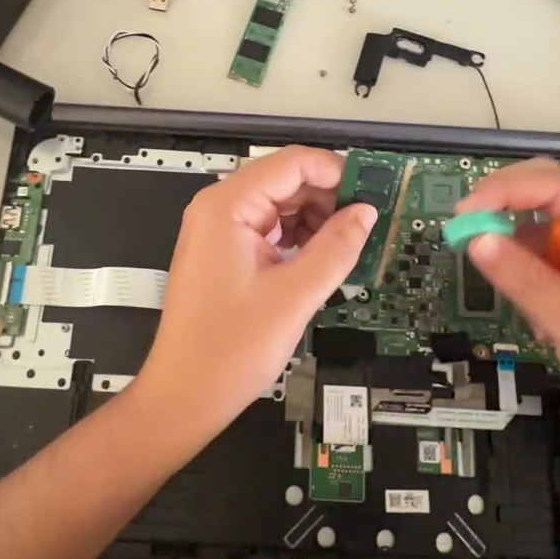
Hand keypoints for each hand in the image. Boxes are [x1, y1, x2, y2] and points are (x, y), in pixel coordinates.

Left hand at [134, 146, 376, 440]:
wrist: (184, 395)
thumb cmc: (229, 349)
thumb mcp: (294, 296)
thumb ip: (335, 248)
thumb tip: (366, 213)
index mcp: (227, 206)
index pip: (292, 163)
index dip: (336, 172)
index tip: (374, 191)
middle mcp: (220, 208)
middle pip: (286, 179)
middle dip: (329, 197)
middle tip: (369, 224)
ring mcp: (220, 229)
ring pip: (281, 204)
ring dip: (317, 219)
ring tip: (350, 245)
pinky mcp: (226, 251)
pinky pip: (271, 228)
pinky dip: (300, 237)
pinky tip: (323, 258)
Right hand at [456, 159, 559, 443]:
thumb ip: (523, 278)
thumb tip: (474, 238)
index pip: (554, 184)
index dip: (504, 190)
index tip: (463, 215)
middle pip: (547, 196)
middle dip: (506, 213)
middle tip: (469, 236)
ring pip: (541, 231)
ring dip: (521, 259)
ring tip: (529, 309)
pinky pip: (547, 263)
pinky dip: (532, 283)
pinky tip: (543, 322)